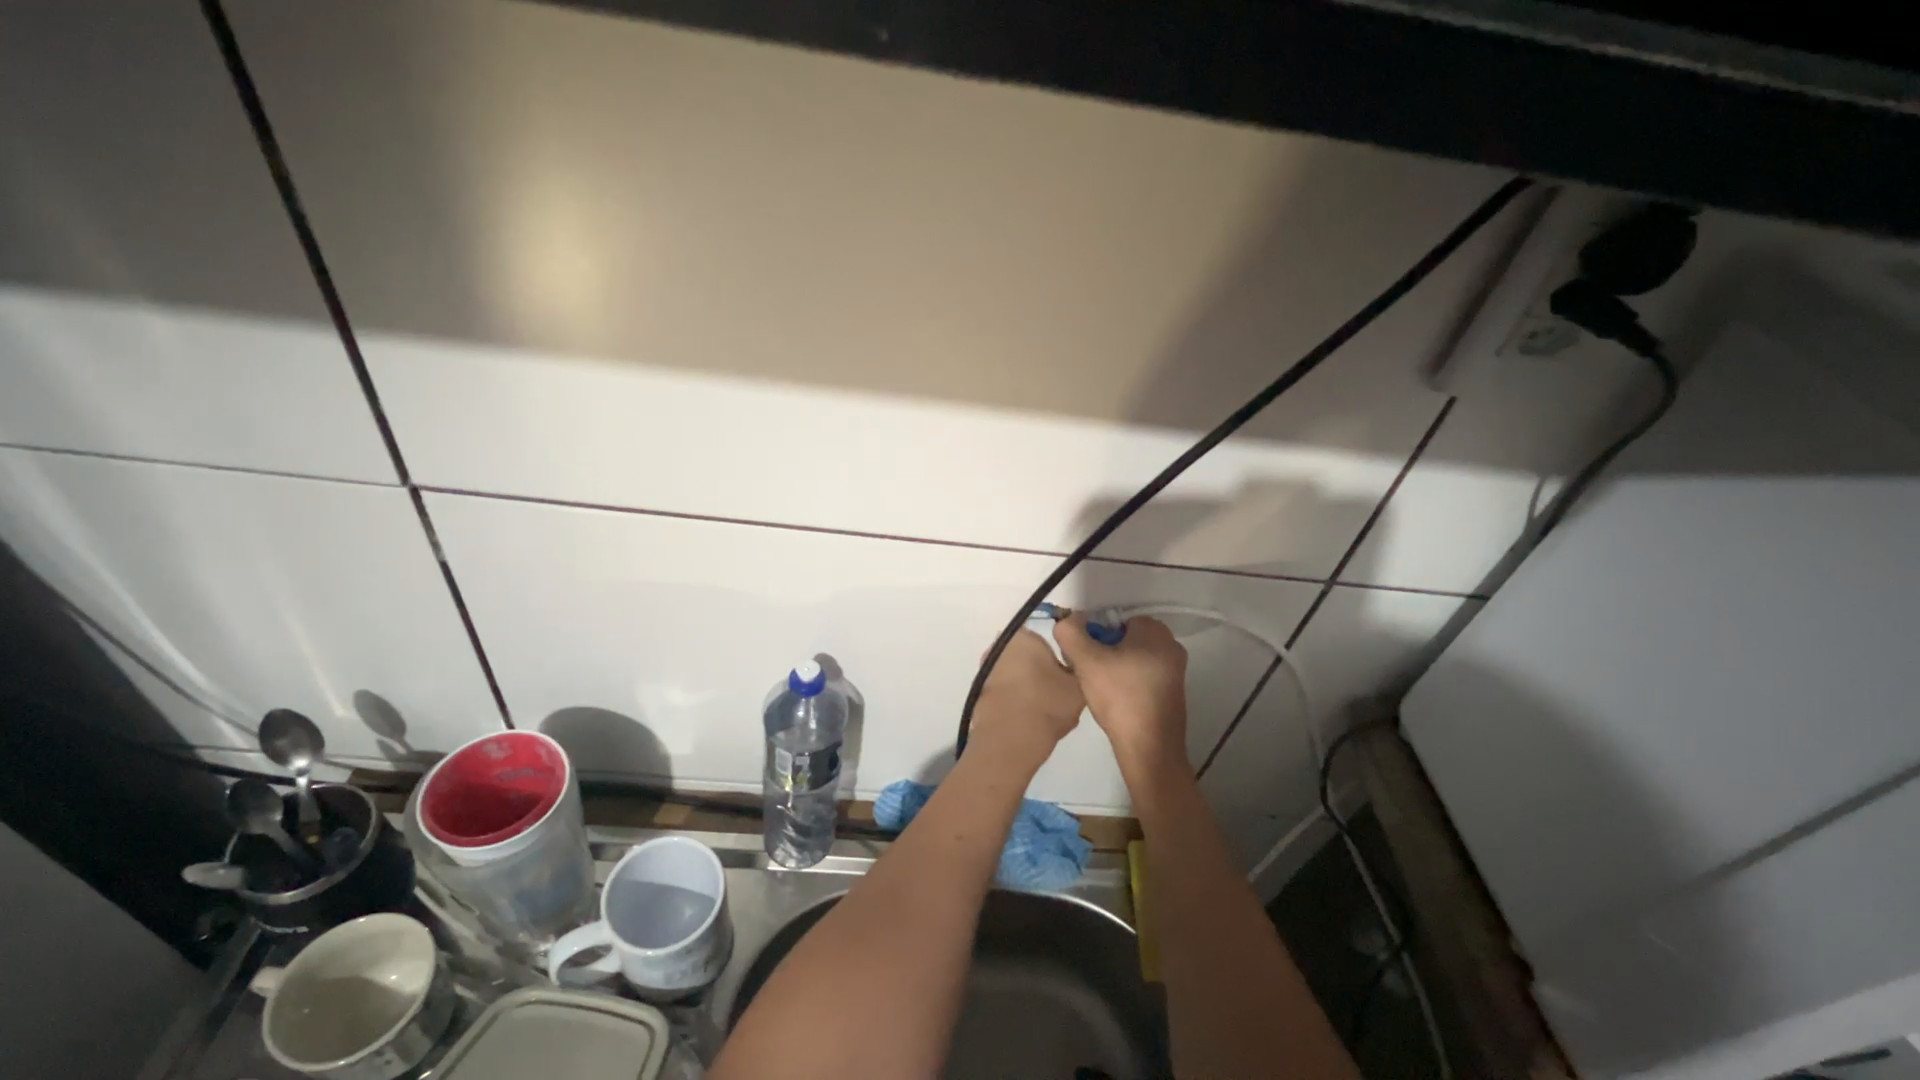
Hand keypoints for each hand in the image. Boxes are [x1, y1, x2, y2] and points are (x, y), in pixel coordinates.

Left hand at [970, 627, 1083, 768]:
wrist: (1010, 740)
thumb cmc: (1048, 703)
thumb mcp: (1079, 684)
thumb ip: (1079, 666)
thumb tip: (1076, 661)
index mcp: (1023, 636)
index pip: (1046, 637)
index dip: (1060, 654)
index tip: (1070, 671)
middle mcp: (999, 646)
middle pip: (1028, 655)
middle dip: (1041, 668)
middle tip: (1060, 689)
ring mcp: (985, 671)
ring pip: (1015, 674)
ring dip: (1028, 685)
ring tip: (1046, 707)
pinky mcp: (979, 694)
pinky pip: (1005, 692)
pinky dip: (1016, 700)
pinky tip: (1029, 717)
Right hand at [1054, 614, 1188, 775]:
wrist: (1149, 747)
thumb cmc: (1119, 697)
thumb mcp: (1086, 661)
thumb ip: (1071, 633)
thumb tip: (1068, 620)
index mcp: (1156, 631)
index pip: (1117, 620)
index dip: (1097, 637)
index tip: (1086, 658)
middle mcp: (1171, 646)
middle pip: (1126, 639)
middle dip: (1106, 652)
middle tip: (1090, 674)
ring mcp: (1176, 670)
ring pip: (1134, 659)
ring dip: (1116, 669)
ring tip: (1102, 690)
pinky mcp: (1174, 692)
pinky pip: (1144, 676)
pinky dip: (1129, 684)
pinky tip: (1117, 702)